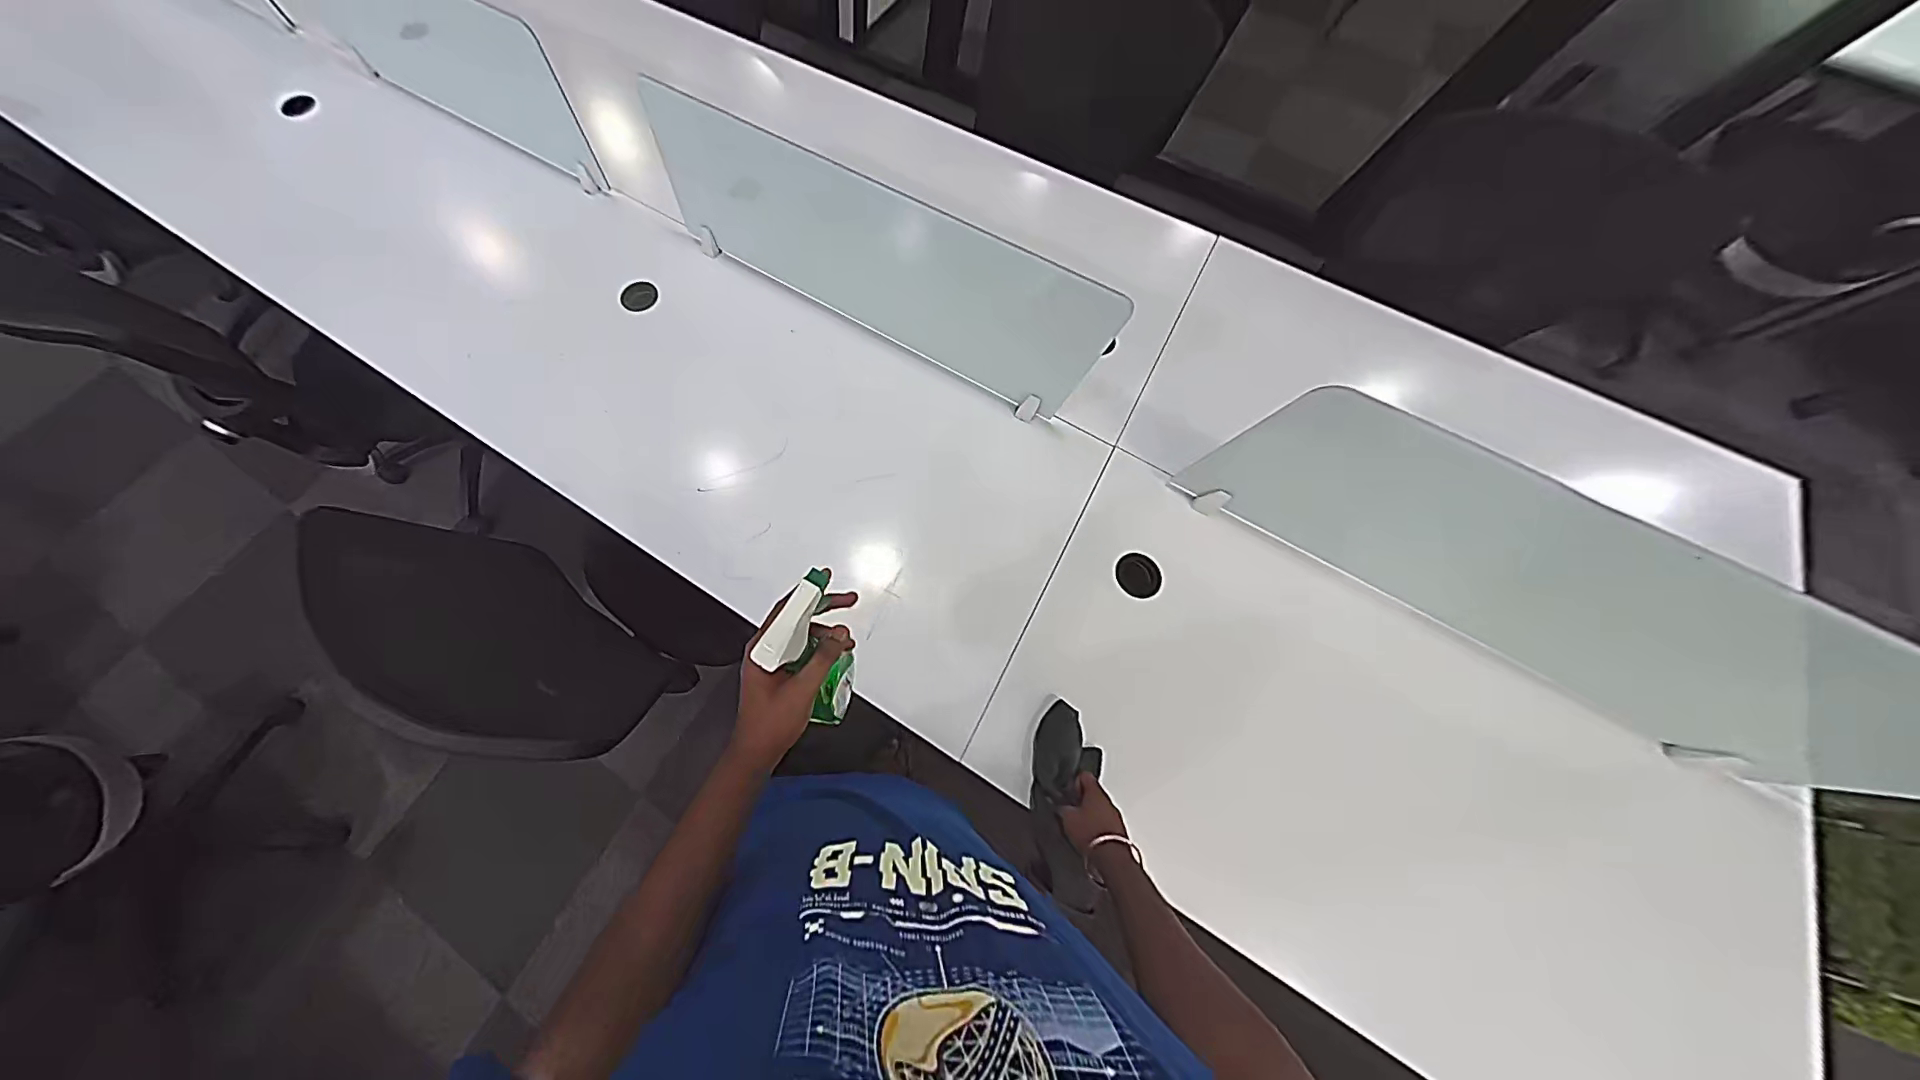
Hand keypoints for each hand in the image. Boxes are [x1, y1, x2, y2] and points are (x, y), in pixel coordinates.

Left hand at [729, 586, 857, 769]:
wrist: (756, 752)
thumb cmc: (768, 725)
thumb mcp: (802, 689)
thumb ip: (823, 659)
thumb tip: (839, 635)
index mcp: (762, 649)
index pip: (787, 610)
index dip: (808, 592)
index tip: (824, 579)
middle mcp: (766, 650)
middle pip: (797, 619)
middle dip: (824, 609)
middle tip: (847, 601)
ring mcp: (773, 661)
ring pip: (802, 635)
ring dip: (826, 634)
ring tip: (846, 641)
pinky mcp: (781, 672)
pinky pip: (803, 651)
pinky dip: (821, 649)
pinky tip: (836, 656)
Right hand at [1057, 772, 1126, 855]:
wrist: (1111, 857)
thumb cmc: (1091, 833)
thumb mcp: (1067, 818)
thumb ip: (1061, 807)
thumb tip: (1059, 805)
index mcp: (1096, 791)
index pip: (1085, 776)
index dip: (1073, 782)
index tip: (1066, 791)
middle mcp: (1108, 801)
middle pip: (1092, 792)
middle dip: (1080, 800)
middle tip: (1069, 809)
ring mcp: (1115, 816)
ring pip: (1099, 808)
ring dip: (1089, 814)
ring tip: (1077, 825)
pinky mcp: (1118, 831)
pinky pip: (1105, 822)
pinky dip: (1096, 826)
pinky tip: (1087, 836)